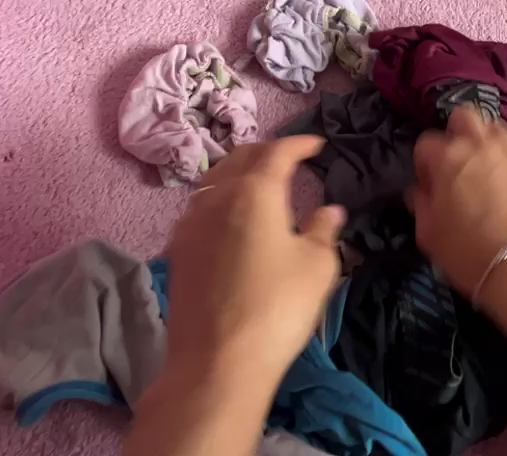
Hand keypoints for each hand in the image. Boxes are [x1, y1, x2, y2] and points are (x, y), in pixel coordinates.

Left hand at [163, 136, 344, 386]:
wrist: (216, 365)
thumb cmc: (276, 308)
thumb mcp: (316, 266)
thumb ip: (323, 229)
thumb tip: (329, 210)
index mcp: (256, 191)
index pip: (278, 151)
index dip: (300, 143)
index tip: (317, 144)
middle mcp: (219, 197)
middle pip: (241, 156)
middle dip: (267, 151)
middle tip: (290, 158)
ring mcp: (191, 223)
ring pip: (215, 179)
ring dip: (240, 170)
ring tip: (259, 181)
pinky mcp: (177, 250)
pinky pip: (201, 206)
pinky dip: (220, 197)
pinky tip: (231, 216)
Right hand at [409, 106, 506, 294]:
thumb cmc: (467, 253)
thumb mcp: (429, 234)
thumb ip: (420, 203)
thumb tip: (419, 191)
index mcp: (446, 159)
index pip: (426, 143)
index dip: (425, 162)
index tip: (430, 182)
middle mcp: (477, 145)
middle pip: (463, 116)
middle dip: (457, 132)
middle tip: (459, 159)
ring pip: (495, 126)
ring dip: (488, 141)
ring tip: (489, 164)